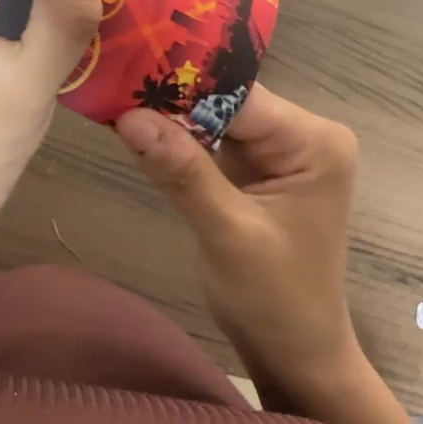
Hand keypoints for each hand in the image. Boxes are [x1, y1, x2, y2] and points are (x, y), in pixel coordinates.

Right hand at [116, 85, 364, 397]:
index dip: (180, 85)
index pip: (237, 96)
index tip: (122, 72)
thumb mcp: (226, 232)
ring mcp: (279, 154)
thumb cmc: (274, 298)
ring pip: (214, 122)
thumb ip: (181, 171)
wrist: (293, 351)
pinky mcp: (257, 174)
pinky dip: (178, 145)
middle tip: (109, 84)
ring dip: (169, 121)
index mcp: (313, 141)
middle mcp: (303, 136)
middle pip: (225, 103)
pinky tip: (138, 133)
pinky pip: (211, 146)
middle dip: (170, 100)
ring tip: (114, 101)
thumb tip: (129, 117)